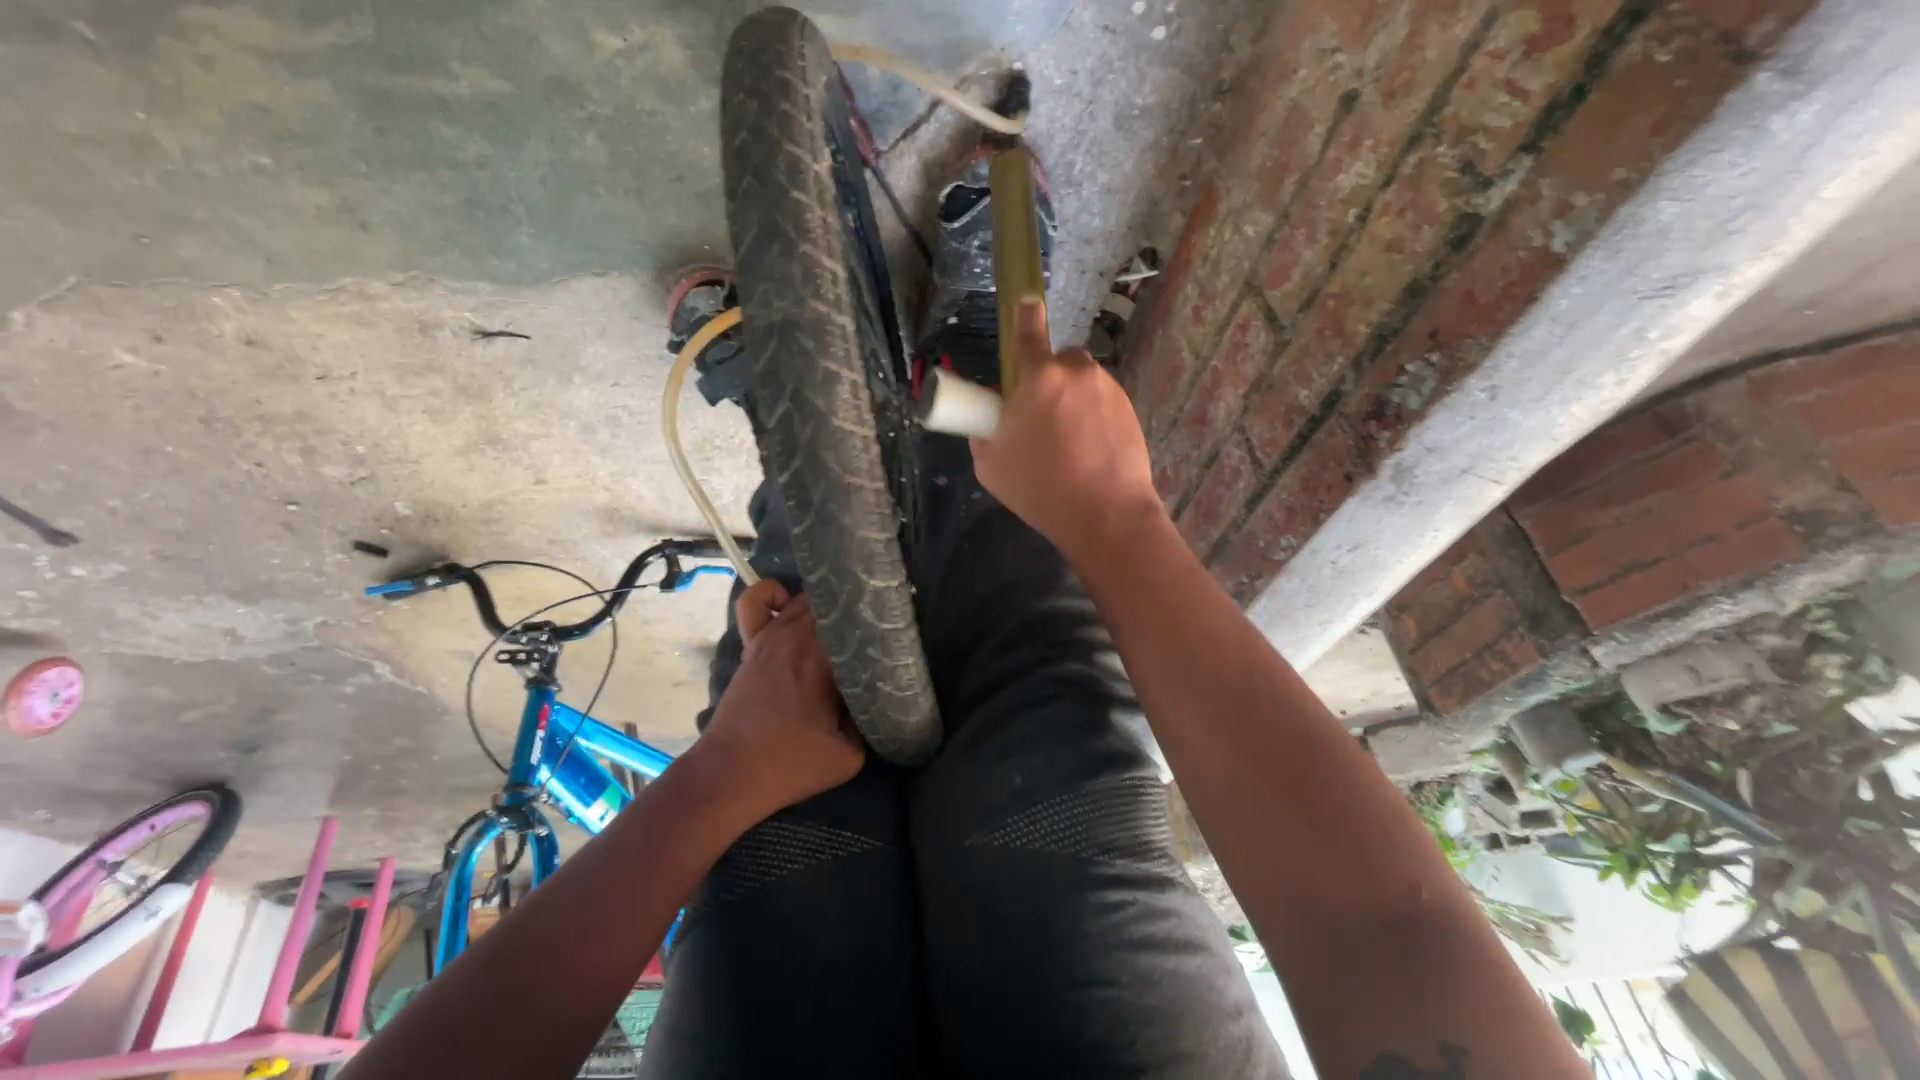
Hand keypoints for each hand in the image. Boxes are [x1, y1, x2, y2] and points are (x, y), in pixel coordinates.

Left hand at [695, 579, 865, 818]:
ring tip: (844, 618)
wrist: (728, 774)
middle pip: (834, 603)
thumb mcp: (848, 756)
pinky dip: (773, 595)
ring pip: (804, 599)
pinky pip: (757, 602)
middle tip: (875, 628)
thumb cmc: (789, 765)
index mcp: (823, 659)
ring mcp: (769, 636)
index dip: (880, 622)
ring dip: (825, 605)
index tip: (896, 633)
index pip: (858, 621)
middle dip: (856, 610)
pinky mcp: (751, 644)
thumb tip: (873, 697)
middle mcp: (796, 637)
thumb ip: (868, 721)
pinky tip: (789, 607)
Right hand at [970, 299, 1166, 563]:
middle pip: (1059, 361)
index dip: (1025, 315)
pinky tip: (1089, 452)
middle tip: (1040, 417)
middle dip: (1049, 379)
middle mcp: (1077, 373)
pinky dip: (1093, 418)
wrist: (1106, 514)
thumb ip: (985, 431)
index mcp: (1038, 377)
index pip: (1029, 329)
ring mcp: (1109, 390)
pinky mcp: (1130, 410)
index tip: (1027, 304)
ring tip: (1067, 443)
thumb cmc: (1040, 488)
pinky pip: (1103, 403)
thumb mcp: (990, 463)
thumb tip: (990, 420)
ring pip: (1083, 383)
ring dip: (1073, 401)